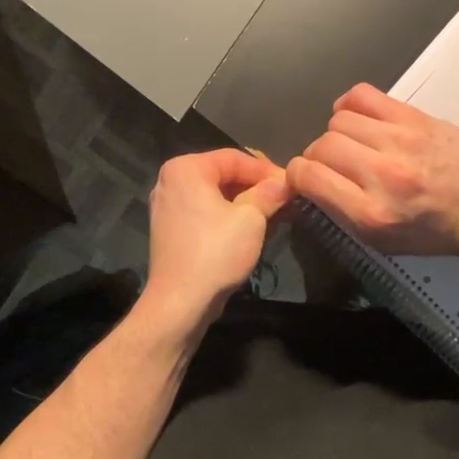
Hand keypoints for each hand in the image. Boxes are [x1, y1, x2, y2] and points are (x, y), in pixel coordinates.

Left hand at [139, 149, 291, 327]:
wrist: (180, 301)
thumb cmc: (216, 253)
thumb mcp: (251, 219)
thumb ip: (269, 194)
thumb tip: (286, 182)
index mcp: (186, 168)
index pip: (235, 157)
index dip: (267, 170)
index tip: (292, 184)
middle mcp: (170, 181)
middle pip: (223, 175)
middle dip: (256, 187)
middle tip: (285, 200)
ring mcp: (167, 208)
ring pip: (214, 197)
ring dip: (244, 204)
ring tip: (274, 215)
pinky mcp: (170, 232)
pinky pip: (204, 214)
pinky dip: (227, 218)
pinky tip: (250, 230)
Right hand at [287, 84, 458, 255]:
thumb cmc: (428, 230)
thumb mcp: (379, 241)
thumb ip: (340, 213)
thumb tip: (305, 182)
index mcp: (370, 214)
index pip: (308, 177)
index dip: (297, 176)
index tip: (306, 179)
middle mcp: (383, 175)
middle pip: (321, 146)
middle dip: (317, 156)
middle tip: (332, 166)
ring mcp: (400, 142)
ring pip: (338, 120)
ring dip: (336, 133)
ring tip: (352, 146)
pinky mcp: (414, 118)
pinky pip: (362, 95)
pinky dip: (350, 106)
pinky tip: (359, 121)